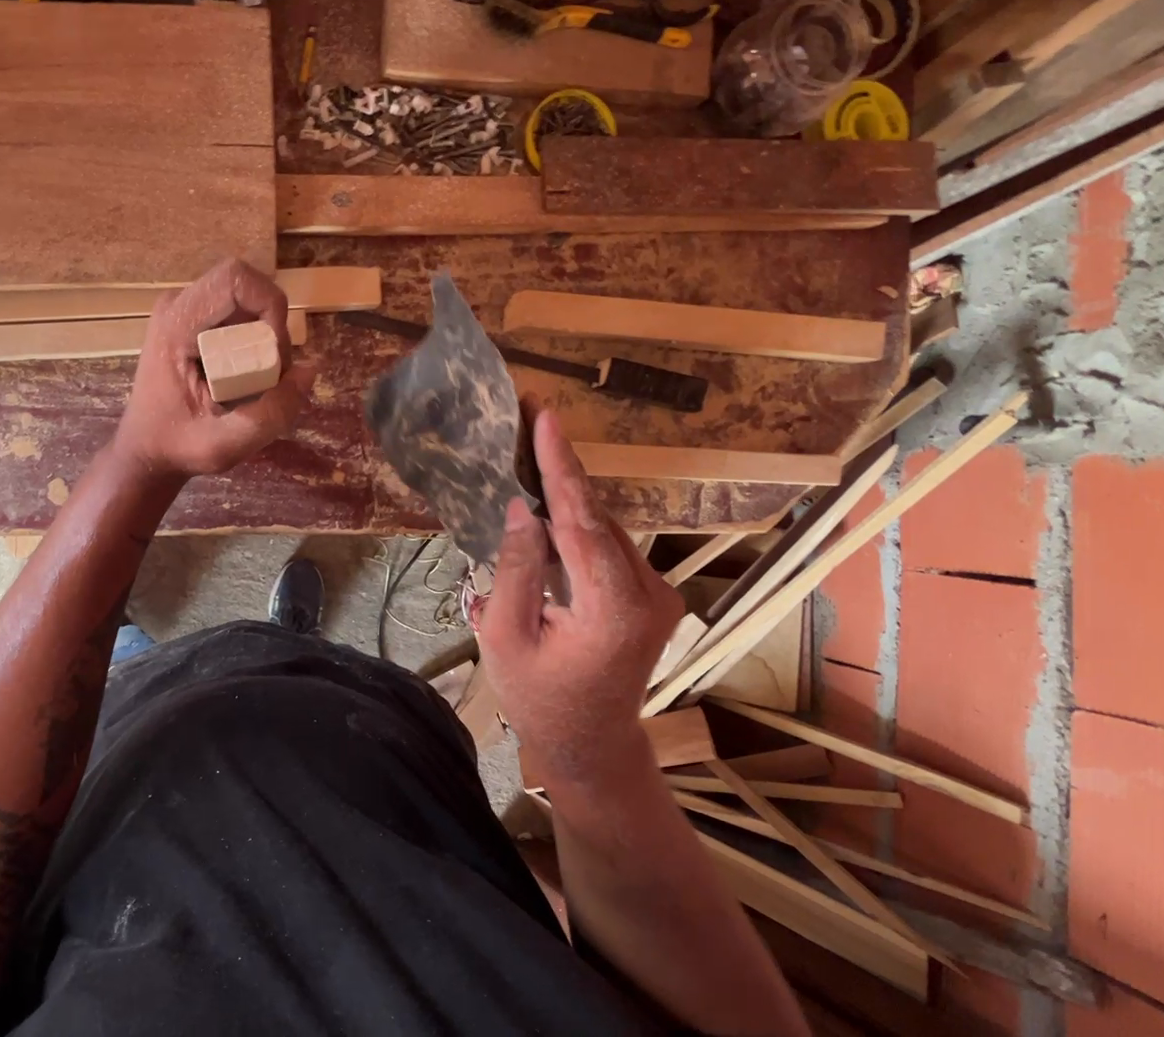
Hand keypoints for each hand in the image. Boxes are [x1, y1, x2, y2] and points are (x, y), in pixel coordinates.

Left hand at [113, 259, 313, 478]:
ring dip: (269, 341)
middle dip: (274, 332)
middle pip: (250, 290)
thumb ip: (270, 413)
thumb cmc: (178, 447)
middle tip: (270, 378)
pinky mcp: (199, 320)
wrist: (148, 449)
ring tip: (258, 384)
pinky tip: (248, 379)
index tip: (273, 356)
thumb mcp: (225, 445)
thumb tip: (310, 368)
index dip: (269, 309)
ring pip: (252, 303)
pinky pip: (245, 316)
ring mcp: (188, 309)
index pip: (235, 279)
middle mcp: (179, 305)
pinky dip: (259, 344)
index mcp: (175, 325)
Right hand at [474, 410, 683, 778]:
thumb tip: (521, 510)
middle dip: (563, 470)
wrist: (590, 744)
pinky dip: (579, 525)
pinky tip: (551, 508)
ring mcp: (658, 594)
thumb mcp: (504, 637)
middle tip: (531, 420)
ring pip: (606, 529)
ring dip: (570, 497)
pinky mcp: (653, 596)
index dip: (561, 468)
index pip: (582, 523)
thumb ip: (515, 570)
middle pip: (598, 518)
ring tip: (532, 457)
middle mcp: (648, 593)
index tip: (546, 419)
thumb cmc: (538, 699)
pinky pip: (610, 547)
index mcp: (611, 608)